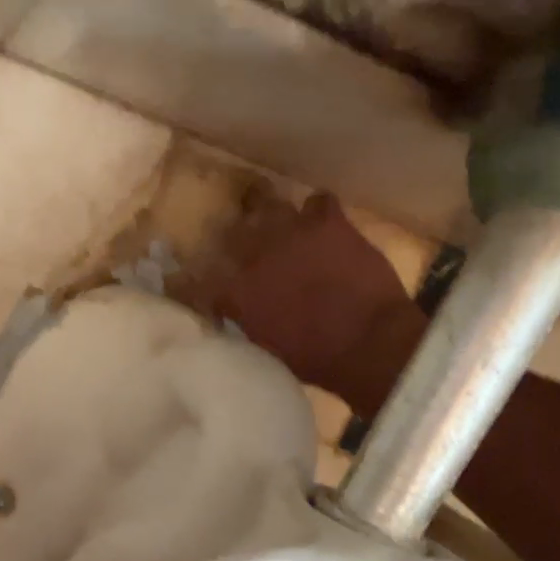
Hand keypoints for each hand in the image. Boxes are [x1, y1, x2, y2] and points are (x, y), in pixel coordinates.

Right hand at [197, 192, 425, 402]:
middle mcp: (256, 257)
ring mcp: (292, 234)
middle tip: (241, 243)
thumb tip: (246, 311)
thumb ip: (250, 321)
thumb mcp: (267, 347)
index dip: (191, 282)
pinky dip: (318, 212)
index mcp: (237, 295)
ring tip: (279, 223)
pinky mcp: (330, 223)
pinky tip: (323, 223)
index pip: (198, 282)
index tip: (192, 285)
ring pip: (268, 205)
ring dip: (270, 214)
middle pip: (231, 232)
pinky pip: (318, 201)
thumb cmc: (316, 359)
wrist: (368, 343)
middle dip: (232, 238)